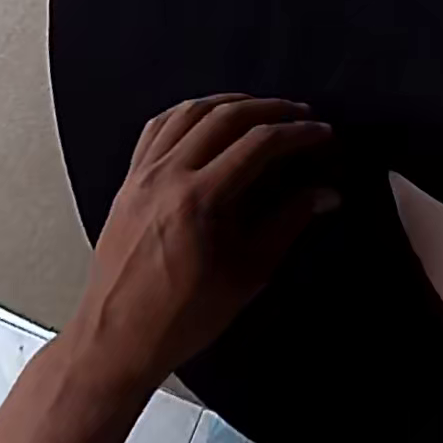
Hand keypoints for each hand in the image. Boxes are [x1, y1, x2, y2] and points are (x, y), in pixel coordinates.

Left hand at [69, 95, 336, 388]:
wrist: (116, 339)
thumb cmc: (184, 316)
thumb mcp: (248, 273)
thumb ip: (288, 222)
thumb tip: (327, 193)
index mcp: (199, 200)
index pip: (258, 144)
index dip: (297, 133)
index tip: (322, 133)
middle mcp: (168, 175)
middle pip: (226, 117)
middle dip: (271, 108)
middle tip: (300, 113)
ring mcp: (144, 173)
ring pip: (191, 112)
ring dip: (232, 102)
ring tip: (261, 108)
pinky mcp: (129, 178)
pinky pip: (158, 127)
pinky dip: (189, 111)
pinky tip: (208, 115)